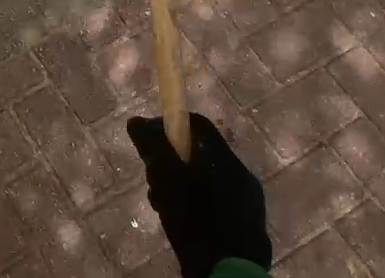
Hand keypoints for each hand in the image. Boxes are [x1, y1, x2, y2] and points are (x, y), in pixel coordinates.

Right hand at [125, 114, 271, 277]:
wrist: (227, 273)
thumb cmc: (195, 221)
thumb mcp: (166, 179)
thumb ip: (152, 147)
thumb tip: (137, 121)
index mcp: (226, 161)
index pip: (196, 124)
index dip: (169, 125)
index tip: (149, 141)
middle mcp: (241, 176)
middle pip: (197, 152)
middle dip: (169, 160)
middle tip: (153, 178)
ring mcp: (247, 202)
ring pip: (203, 178)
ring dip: (178, 184)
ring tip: (163, 204)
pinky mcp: (246, 225)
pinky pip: (214, 200)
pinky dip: (194, 202)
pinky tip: (180, 219)